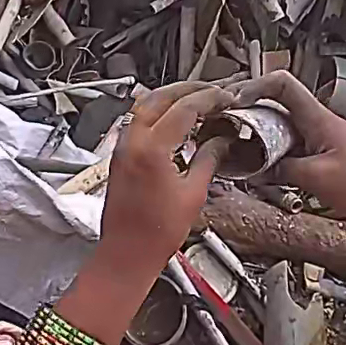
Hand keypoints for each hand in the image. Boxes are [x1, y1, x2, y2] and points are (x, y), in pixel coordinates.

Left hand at [96, 82, 234, 268]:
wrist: (126, 254)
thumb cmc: (155, 233)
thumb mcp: (193, 194)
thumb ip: (208, 159)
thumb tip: (221, 141)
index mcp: (152, 150)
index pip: (184, 107)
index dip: (209, 99)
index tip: (225, 98)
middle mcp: (132, 143)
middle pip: (160, 97)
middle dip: (189, 90)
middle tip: (213, 92)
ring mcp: (122, 148)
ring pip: (145, 105)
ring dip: (172, 97)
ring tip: (197, 100)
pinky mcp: (120, 156)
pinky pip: (138, 120)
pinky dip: (158, 112)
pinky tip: (175, 120)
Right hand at [230, 70, 345, 222]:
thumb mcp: (317, 178)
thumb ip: (281, 170)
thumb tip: (255, 169)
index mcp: (318, 118)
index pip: (282, 84)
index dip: (254, 87)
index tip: (235, 103)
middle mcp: (315, 122)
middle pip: (273, 103)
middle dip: (249, 111)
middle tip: (228, 123)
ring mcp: (315, 137)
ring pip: (277, 126)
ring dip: (257, 134)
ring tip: (238, 146)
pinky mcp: (316, 154)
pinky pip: (286, 146)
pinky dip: (269, 153)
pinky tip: (259, 166)